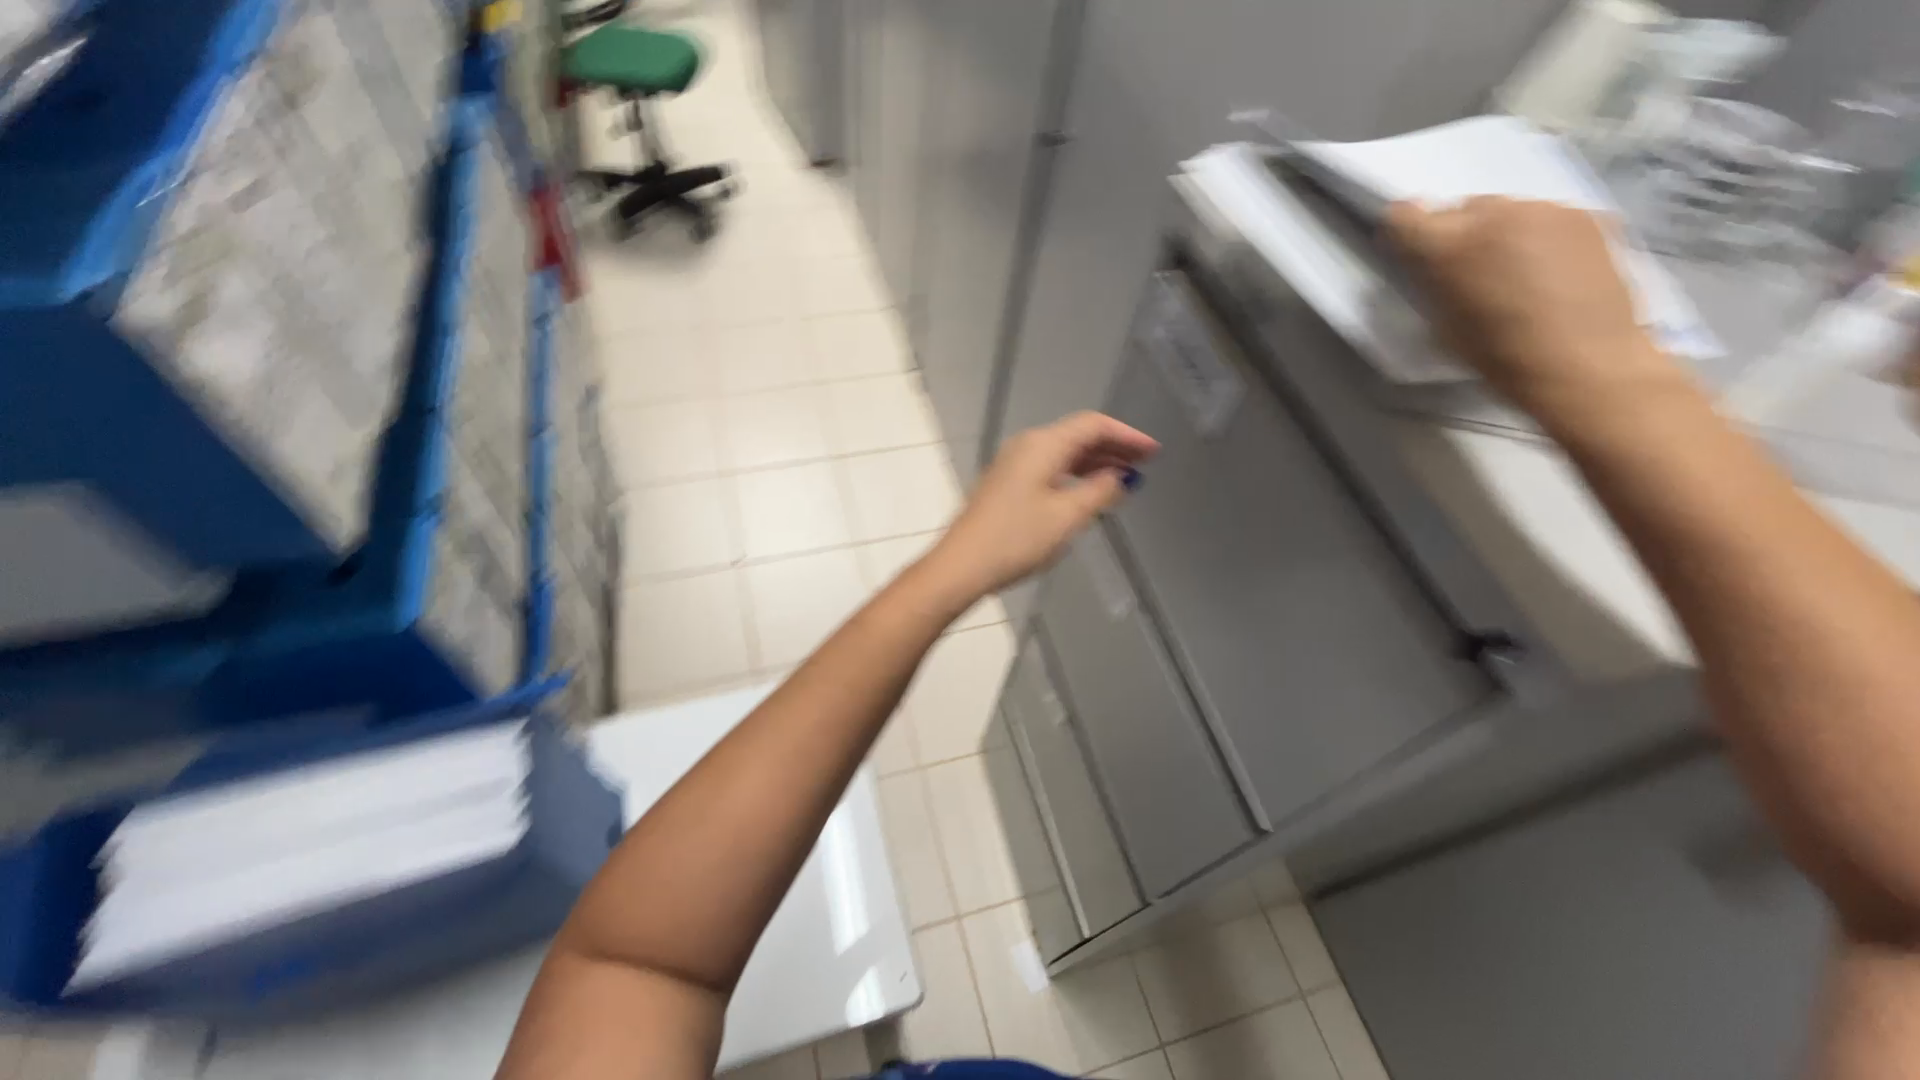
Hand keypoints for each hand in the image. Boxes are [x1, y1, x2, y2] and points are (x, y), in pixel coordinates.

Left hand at [922, 412, 1159, 600]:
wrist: (962, 565)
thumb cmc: (1016, 539)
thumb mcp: (1067, 516)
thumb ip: (1099, 491)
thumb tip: (1120, 476)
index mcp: (1043, 445)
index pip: (1092, 425)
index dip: (1126, 434)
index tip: (1153, 450)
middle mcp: (1027, 446)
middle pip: (1077, 435)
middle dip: (1113, 447)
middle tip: (1146, 462)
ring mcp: (1013, 464)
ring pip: (1063, 453)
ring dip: (1095, 462)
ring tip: (1125, 478)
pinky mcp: (1007, 484)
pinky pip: (1050, 468)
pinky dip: (1075, 474)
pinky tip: (1089, 492)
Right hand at [1386, 197, 1689, 425]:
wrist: (1587, 363)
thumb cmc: (1501, 357)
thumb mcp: (1444, 324)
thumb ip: (1433, 282)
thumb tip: (1433, 264)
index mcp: (1448, 246)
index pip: (1404, 214)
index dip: (1405, 232)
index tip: (1414, 252)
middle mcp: (1494, 214)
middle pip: (1460, 208)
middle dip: (1459, 235)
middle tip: (1472, 271)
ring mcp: (1545, 209)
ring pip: (1506, 210)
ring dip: (1501, 233)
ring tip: (1519, 271)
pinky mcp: (1587, 213)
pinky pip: (1546, 218)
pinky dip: (1539, 237)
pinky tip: (1553, 270)